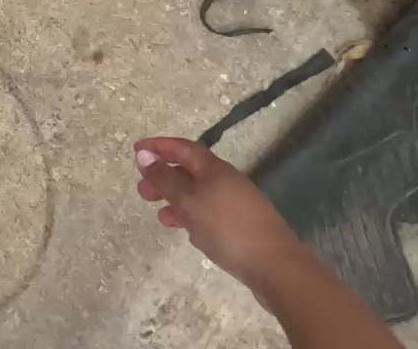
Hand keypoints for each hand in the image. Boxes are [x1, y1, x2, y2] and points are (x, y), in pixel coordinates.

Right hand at [133, 137, 306, 286]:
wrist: (281, 271)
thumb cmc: (228, 229)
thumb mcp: (188, 202)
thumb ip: (164, 178)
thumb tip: (143, 155)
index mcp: (215, 170)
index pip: (183, 148)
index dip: (158, 146)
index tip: (136, 151)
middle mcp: (228, 182)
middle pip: (190, 172)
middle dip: (164, 178)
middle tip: (143, 191)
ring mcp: (240, 206)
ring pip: (200, 196)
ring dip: (177, 202)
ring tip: (162, 218)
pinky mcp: (246, 228)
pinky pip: (212, 214)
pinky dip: (195, 218)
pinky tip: (189, 234)